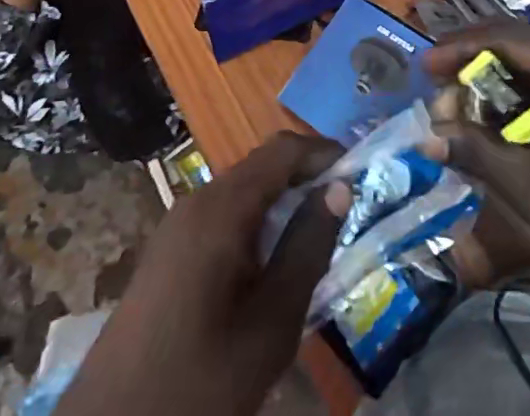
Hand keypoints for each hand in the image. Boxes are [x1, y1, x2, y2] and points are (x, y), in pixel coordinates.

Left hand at [57, 134, 347, 415]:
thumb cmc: (202, 377)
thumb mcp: (273, 320)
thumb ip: (308, 246)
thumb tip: (338, 188)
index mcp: (221, 209)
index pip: (283, 150)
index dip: (325, 154)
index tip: (361, 178)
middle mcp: (195, 203)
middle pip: (263, 166)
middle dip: (307, 178)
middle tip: (348, 210)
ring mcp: (176, 227)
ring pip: (244, 191)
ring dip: (284, 202)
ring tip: (320, 236)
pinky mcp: (168, 253)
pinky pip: (223, 216)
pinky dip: (258, 222)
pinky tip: (274, 263)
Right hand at [424, 22, 529, 306]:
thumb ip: (479, 155)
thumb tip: (427, 137)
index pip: (510, 38)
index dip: (463, 46)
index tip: (426, 64)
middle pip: (515, 42)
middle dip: (470, 56)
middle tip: (433, 76)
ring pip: (522, 64)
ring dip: (485, 76)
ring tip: (450, 96)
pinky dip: (503, 95)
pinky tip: (481, 114)